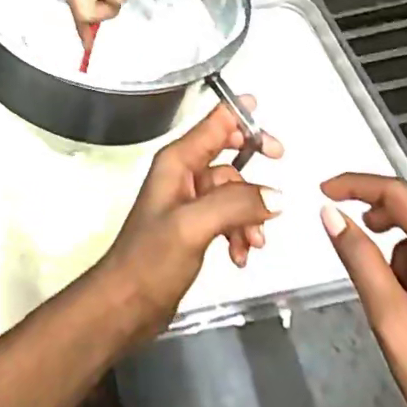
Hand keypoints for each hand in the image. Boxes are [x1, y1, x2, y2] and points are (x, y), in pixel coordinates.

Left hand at [90, 97, 283, 342]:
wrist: (127, 301)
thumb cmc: (151, 259)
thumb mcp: (194, 225)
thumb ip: (235, 204)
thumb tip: (276, 196)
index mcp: (176, 162)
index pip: (211, 124)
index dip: (236, 113)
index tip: (260, 105)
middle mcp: (182, 175)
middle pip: (225, 155)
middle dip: (252, 163)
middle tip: (278, 160)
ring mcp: (187, 202)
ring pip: (232, 192)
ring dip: (249, 213)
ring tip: (253, 242)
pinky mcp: (193, 227)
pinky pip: (228, 218)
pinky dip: (239, 232)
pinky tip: (240, 255)